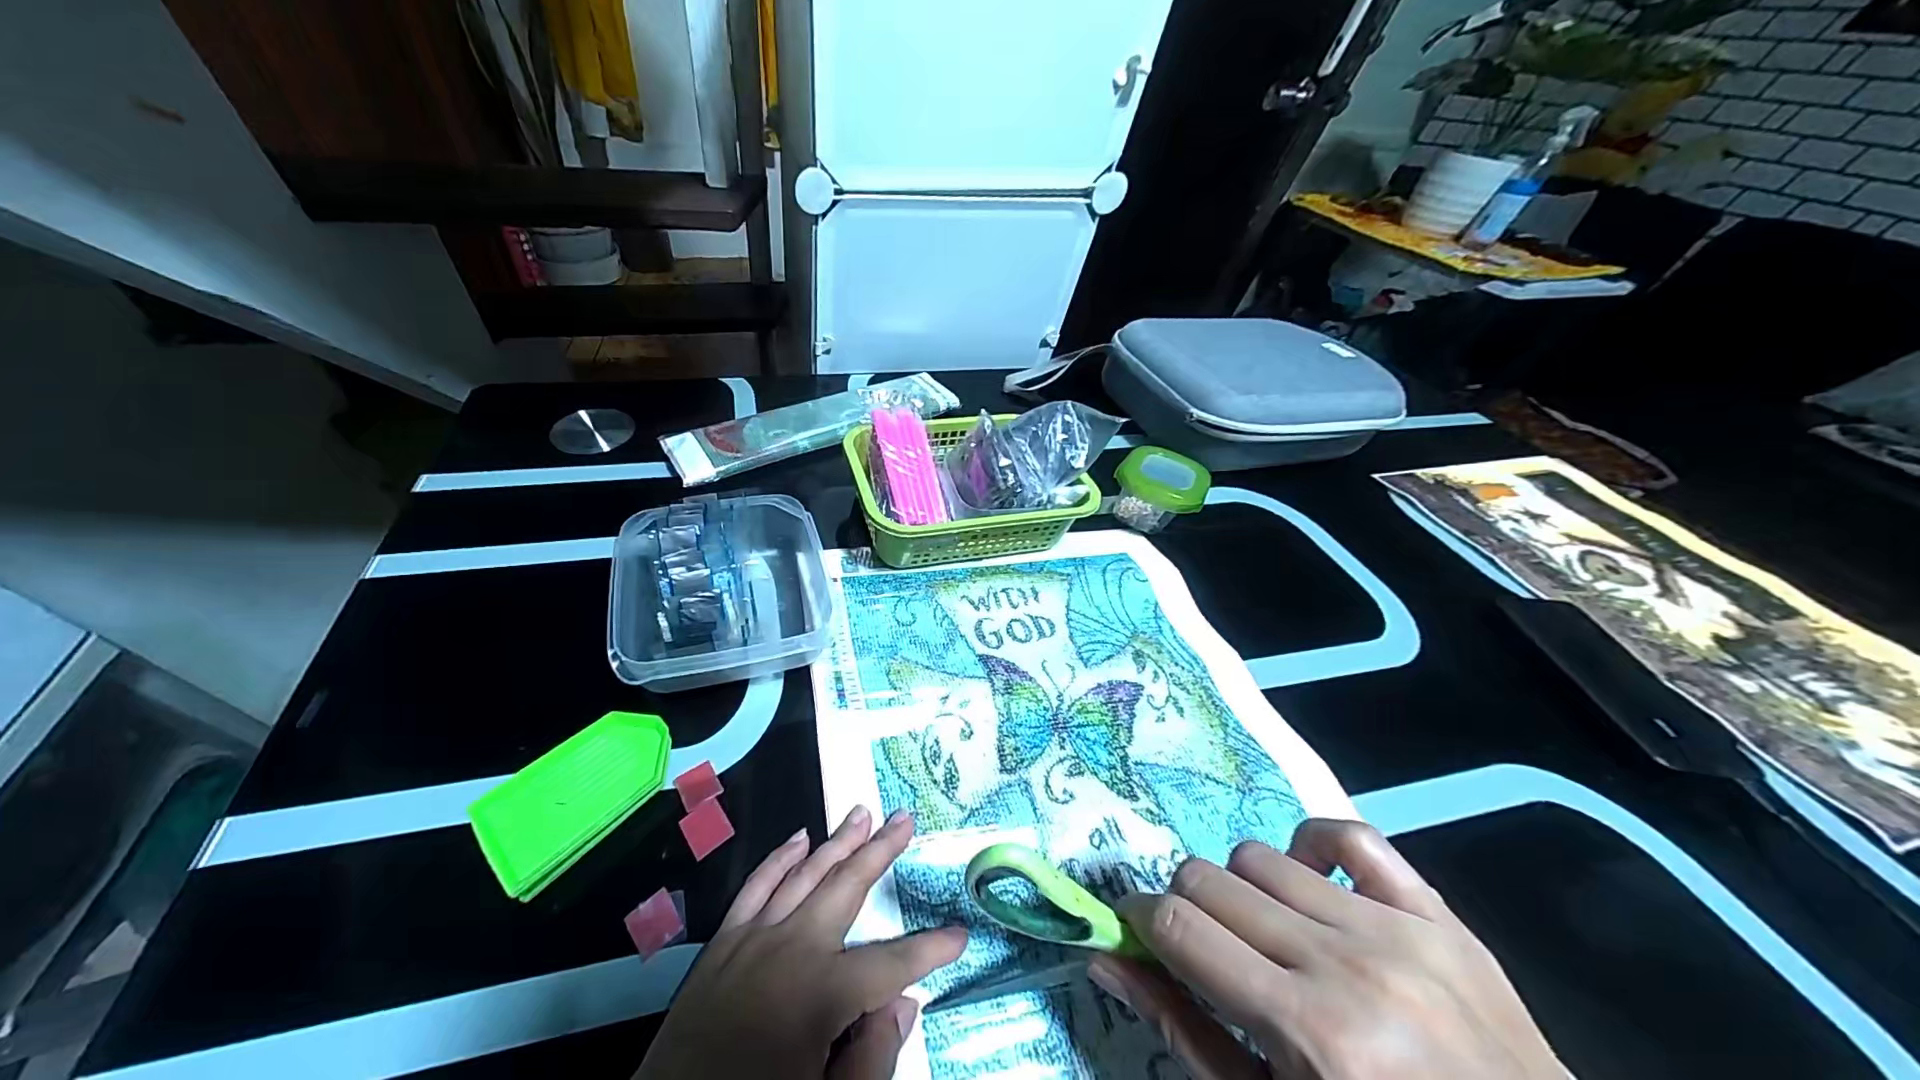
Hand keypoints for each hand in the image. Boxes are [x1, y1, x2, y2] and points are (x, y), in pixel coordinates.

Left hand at [635, 806, 966, 1079]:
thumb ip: (871, 1057)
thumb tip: (902, 1004)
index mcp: (822, 993)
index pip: (893, 964)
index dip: (931, 950)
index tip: (960, 934)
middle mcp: (791, 950)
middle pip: (847, 887)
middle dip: (880, 851)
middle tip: (904, 818)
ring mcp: (752, 940)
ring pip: (804, 874)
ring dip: (837, 842)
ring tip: (863, 813)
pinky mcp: (722, 945)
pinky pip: (755, 887)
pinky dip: (779, 860)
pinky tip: (798, 839)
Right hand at [1087, 819, 1569, 1079]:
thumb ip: (1183, 1031)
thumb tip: (1107, 958)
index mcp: (1309, 1031)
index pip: (1181, 926)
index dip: (1141, 919)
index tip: (1139, 932)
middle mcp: (1351, 965)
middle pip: (1210, 878)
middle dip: (1186, 906)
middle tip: (1206, 950)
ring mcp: (1402, 931)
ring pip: (1261, 855)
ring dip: (1243, 890)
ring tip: (1266, 937)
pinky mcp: (1440, 915)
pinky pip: (1350, 834)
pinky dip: (1311, 850)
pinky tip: (1313, 891)